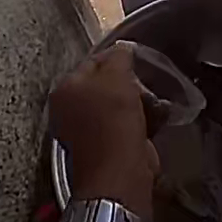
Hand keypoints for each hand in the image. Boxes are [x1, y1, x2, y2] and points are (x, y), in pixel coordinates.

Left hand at [51, 42, 157, 215]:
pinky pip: (125, 122)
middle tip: (146, 83)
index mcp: (65, 90)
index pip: (94, 61)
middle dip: (129, 82)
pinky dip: (140, 119)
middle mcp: (70, 109)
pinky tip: (155, 117)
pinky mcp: (106, 146)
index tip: (139, 61)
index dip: (118, 58)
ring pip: (118, 103)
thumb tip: (122, 49)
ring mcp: (87, 130)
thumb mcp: (117, 76)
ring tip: (153, 102)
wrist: (121, 171)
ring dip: (138, 100)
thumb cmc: (114, 118)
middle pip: (106, 83)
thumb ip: (119, 56)